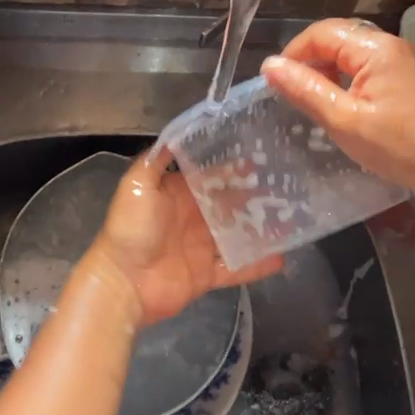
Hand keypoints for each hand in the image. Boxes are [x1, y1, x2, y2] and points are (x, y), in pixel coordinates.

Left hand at [85, 147, 283, 327]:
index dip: (232, 167)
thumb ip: (156, 160)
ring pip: (237, 235)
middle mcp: (191, 217)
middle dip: (253, 196)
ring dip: (259, 229)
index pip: (209, 176)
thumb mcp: (137, 184)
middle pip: (228, 204)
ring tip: (290, 220)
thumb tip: (176, 133)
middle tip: (285, 186)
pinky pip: (236, 268)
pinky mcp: (206, 274)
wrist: (123, 281)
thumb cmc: (131, 229)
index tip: (259, 157)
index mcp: (177, 194)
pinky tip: (281, 257)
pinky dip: (256, 265)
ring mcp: (200, 247)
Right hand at [260, 18, 414, 199]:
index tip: (274, 82)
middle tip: (291, 92)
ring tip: (312, 100)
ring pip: (350, 52)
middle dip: (309, 60)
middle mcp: (389, 44)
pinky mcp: (407, 77)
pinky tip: (340, 104)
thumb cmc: (400, 148)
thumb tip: (269, 65)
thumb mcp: (344, 120)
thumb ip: (305, 90)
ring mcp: (401, 60)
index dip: (293, 53)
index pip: (320, 33)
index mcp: (374, 47)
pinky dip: (346, 79)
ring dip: (327, 70)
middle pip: (336, 37)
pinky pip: (366, 66)